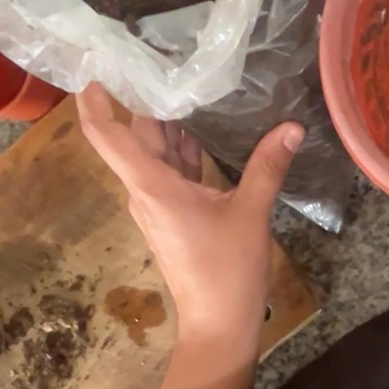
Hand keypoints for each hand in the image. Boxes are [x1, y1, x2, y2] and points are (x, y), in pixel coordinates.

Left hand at [79, 83, 299, 349]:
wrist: (219, 323)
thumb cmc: (227, 270)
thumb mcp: (251, 214)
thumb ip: (268, 167)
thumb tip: (292, 128)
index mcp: (153, 186)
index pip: (108, 135)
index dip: (96, 101)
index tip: (96, 70)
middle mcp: (146, 193)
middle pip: (138, 140)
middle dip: (148, 105)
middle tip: (166, 64)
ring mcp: (159, 209)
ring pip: (157, 159)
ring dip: (170, 129)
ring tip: (191, 91)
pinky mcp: (175, 221)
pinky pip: (172, 177)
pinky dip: (184, 156)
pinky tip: (205, 139)